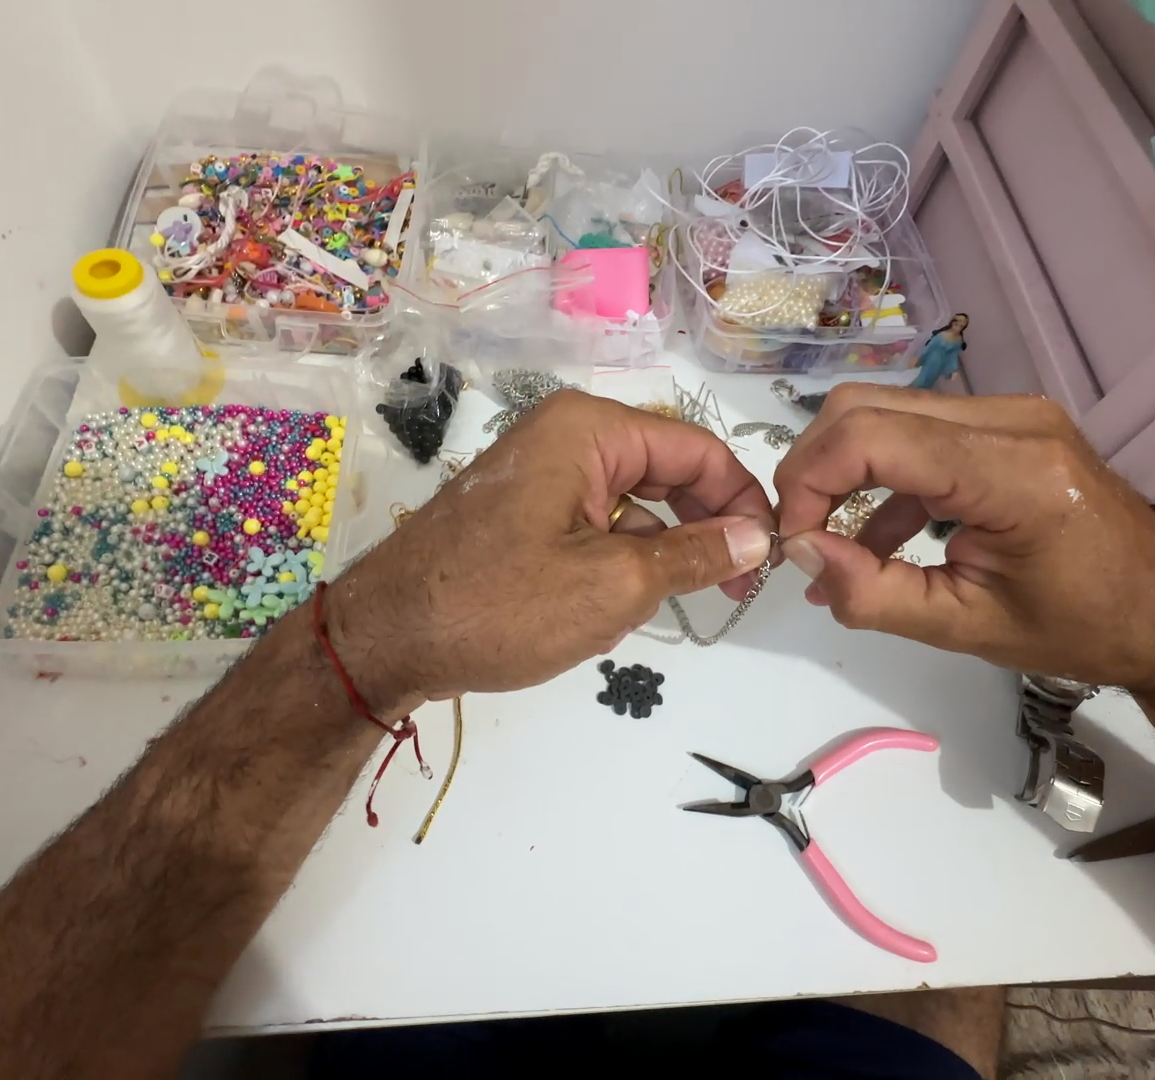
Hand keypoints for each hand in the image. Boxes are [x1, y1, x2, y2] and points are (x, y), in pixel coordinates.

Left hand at [325, 390, 774, 714]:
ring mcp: (539, 474)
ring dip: (652, 555)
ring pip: (631, 504)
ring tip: (646, 608)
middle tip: (729, 590)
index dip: (741, 500)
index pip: (697, 449)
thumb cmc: (501, 605)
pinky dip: (613, 563)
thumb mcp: (613, 584)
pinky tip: (601, 609)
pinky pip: (593, 525)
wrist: (386, 640)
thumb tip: (756, 536)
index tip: (768, 556)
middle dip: (699, 529)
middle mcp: (565, 437)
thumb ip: (694, 554)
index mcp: (589, 430)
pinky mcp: (523, 512)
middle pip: (665, 472)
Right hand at [772, 384, 1154, 691]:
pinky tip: (872, 539)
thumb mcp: (963, 628)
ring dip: (838, 472)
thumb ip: (872, 593)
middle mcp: (1007, 419)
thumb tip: (800, 551)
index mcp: (1010, 471)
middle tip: (801, 536)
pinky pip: (912, 433)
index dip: (809, 482)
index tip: (793, 542)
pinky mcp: (1003, 426)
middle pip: (863, 407)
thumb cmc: (1079, 630)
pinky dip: (875, 479)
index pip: (870, 437)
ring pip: (880, 412)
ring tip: (827, 542)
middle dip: (812, 470)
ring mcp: (1008, 414)